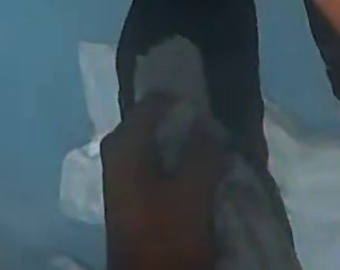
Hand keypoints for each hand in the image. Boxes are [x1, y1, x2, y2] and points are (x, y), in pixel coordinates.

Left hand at [102, 94, 229, 269]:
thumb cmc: (164, 238)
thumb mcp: (190, 195)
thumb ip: (202, 153)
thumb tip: (209, 124)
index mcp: (123, 140)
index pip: (155, 101)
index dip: (187, 105)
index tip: (216, 118)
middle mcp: (118, 148)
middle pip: (156, 122)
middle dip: (190, 128)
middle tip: (222, 139)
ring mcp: (123, 171)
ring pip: (160, 146)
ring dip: (188, 150)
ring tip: (218, 158)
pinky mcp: (132, 194)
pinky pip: (158, 166)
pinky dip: (180, 167)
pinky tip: (202, 179)